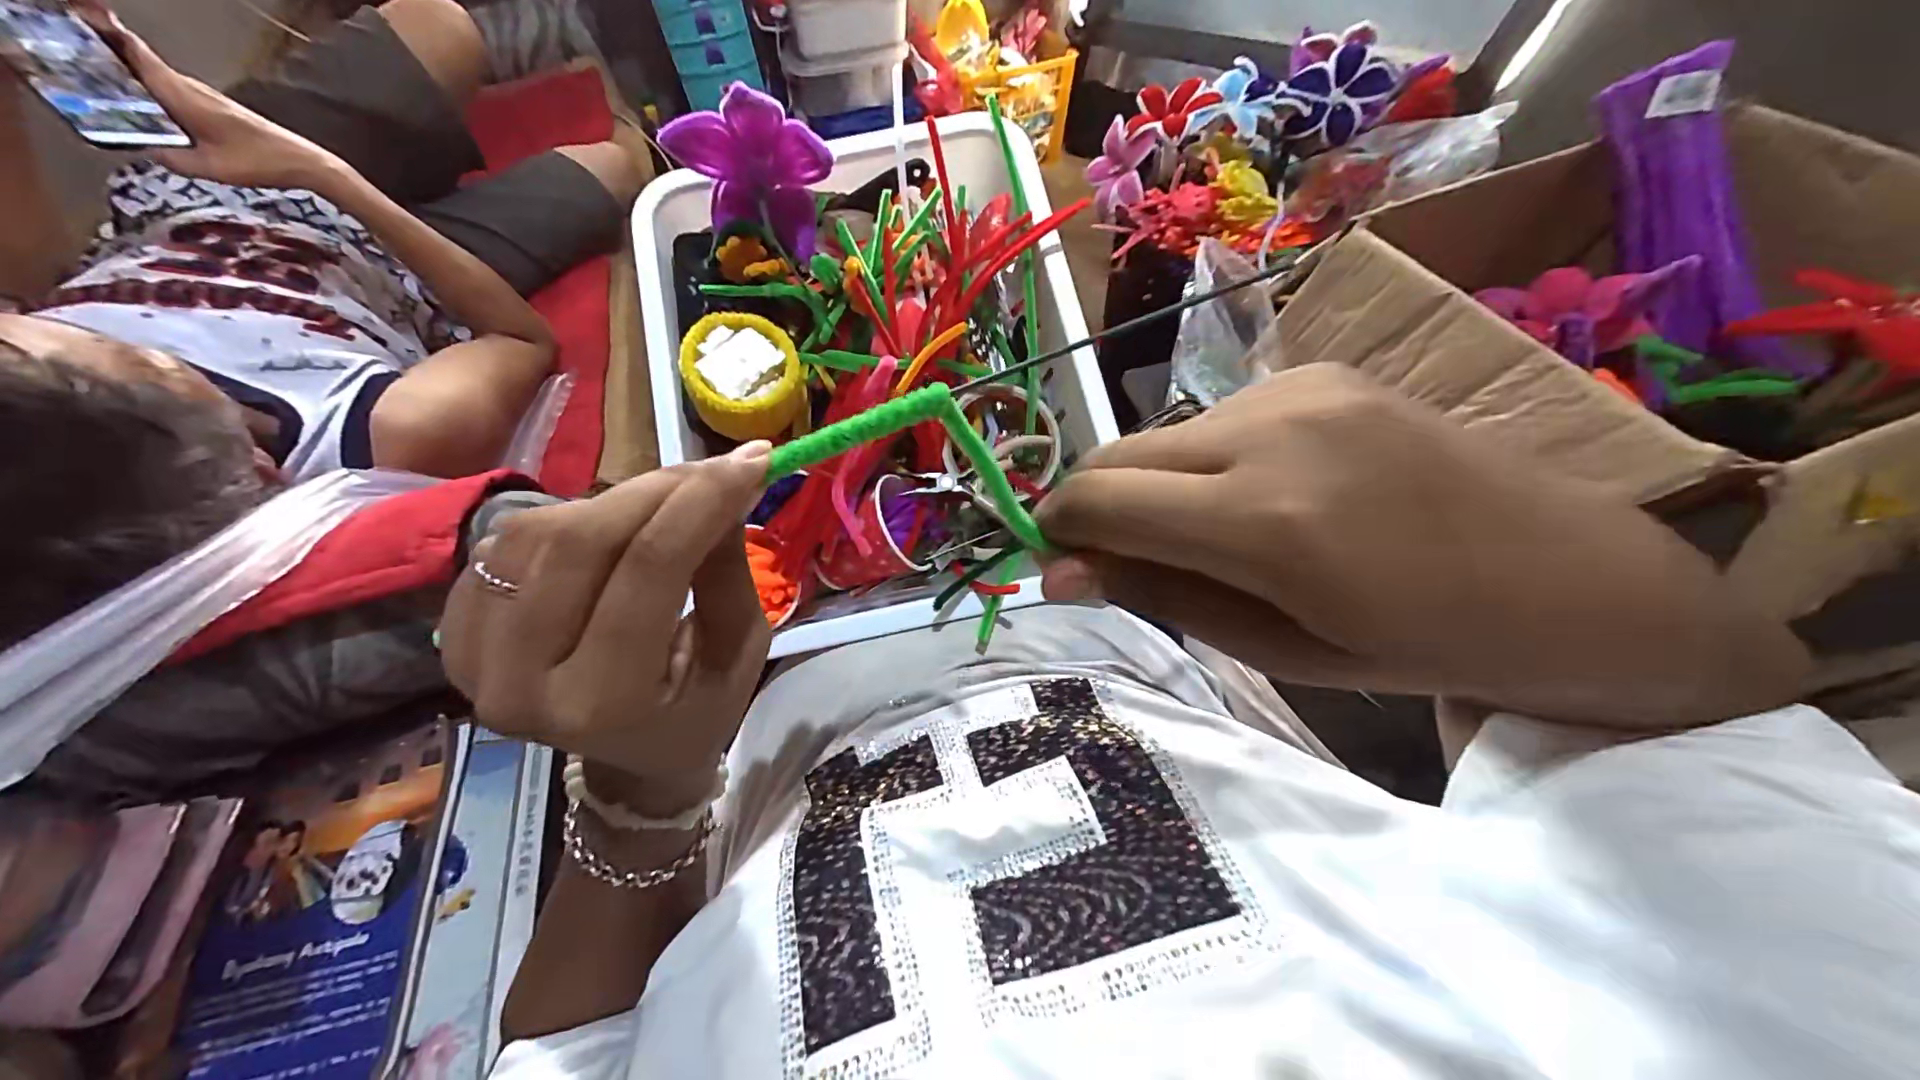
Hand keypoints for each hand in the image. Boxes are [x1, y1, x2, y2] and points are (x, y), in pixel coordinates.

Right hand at [72, 0, 339, 188]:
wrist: (307, 164)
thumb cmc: (261, 163)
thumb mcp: (210, 167)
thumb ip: (170, 159)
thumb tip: (144, 151)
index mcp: (179, 92)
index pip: (129, 47)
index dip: (98, 30)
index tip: (70, 22)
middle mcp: (190, 87)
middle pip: (136, 62)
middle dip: (103, 58)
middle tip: (71, 64)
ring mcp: (206, 97)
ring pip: (156, 79)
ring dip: (130, 79)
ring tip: (100, 87)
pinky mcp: (220, 109)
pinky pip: (175, 94)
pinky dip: (156, 95)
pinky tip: (149, 110)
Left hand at [439, 444, 773, 809]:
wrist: (630, 758)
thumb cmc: (699, 709)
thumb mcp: (740, 650)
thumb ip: (727, 570)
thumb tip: (724, 484)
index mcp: (605, 699)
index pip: (650, 568)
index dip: (702, 500)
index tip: (752, 459)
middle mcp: (520, 681)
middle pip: (583, 540)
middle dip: (660, 487)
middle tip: (714, 467)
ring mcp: (472, 657)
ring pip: (540, 531)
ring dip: (617, 500)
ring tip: (669, 504)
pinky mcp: (455, 633)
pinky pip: (509, 542)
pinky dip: (571, 518)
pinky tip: (612, 531)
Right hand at [1035, 364, 1808, 729]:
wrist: (1573, 575)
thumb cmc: (1421, 643)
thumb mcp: (1275, 648)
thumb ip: (1156, 595)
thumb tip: (1056, 571)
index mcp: (1264, 520)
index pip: (1099, 499)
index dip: (1058, 528)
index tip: (1059, 561)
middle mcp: (1270, 429)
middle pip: (1115, 454)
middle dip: (1094, 506)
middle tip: (1120, 556)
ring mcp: (1297, 388)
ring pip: (1160, 436)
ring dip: (1151, 484)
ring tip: (1210, 532)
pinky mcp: (1318, 370)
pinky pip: (1213, 418)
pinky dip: (1201, 460)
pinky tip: (1259, 492)